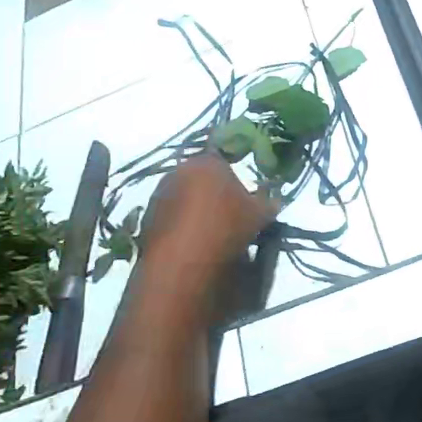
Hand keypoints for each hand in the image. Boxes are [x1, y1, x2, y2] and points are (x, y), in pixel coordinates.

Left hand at [137, 154, 277, 286]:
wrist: (185, 259)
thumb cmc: (228, 226)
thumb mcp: (259, 215)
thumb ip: (267, 204)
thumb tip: (275, 200)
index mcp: (208, 162)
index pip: (223, 162)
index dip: (234, 181)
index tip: (242, 201)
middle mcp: (179, 170)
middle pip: (199, 178)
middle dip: (211, 194)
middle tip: (227, 217)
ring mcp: (159, 193)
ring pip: (182, 197)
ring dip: (193, 210)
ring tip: (208, 235)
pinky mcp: (146, 217)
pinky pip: (169, 216)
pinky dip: (179, 226)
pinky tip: (190, 245)